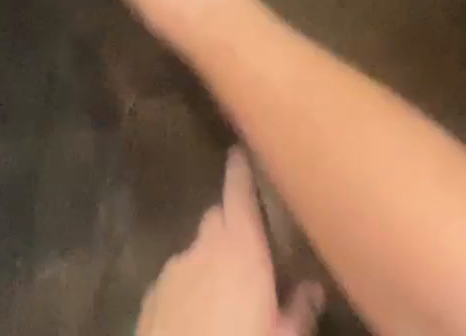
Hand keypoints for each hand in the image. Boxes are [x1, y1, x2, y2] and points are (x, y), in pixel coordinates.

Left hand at [137, 149, 325, 335]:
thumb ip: (300, 310)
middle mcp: (203, 247)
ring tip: (228, 292)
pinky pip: (177, 278)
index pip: (238, 192)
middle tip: (252, 247)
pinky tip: (200, 314)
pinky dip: (190, 286)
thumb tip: (313, 287)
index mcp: (240, 249)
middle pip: (217, 218)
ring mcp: (173, 269)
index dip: (240, 170)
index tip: (241, 150)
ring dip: (211, 261)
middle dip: (232, 224)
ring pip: (196, 251)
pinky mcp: (151, 294)